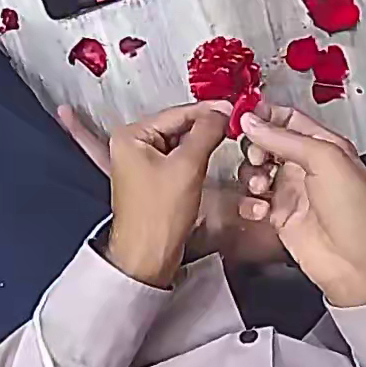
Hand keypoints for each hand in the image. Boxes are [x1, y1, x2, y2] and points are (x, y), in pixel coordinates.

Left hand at [59, 105, 284, 265]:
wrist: (148, 257)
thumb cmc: (158, 216)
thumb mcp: (187, 166)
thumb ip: (206, 133)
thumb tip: (221, 112)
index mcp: (131, 136)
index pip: (177, 112)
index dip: (209, 110)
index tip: (233, 109)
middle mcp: (132, 145)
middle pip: (179, 125)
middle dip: (207, 125)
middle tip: (234, 122)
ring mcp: (142, 162)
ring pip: (181, 141)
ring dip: (204, 141)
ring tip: (228, 136)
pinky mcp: (154, 177)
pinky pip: (179, 157)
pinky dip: (197, 155)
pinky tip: (212, 154)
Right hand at [237, 105, 365, 306]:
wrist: (357, 264)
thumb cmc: (357, 213)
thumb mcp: (325, 160)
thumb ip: (285, 138)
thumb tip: (252, 121)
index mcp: (324, 145)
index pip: (288, 118)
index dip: (264, 115)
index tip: (244, 117)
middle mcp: (307, 165)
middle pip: (267, 142)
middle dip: (255, 146)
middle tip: (257, 156)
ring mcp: (292, 191)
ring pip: (255, 170)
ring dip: (251, 175)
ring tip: (261, 186)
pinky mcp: (280, 216)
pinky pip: (252, 201)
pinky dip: (250, 203)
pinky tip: (261, 210)